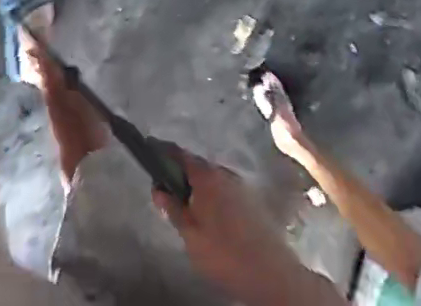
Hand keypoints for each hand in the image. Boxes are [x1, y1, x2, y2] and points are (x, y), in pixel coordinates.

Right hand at [152, 148, 342, 305]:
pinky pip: (226, 190)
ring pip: (213, 179)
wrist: (270, 272)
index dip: (164, 151)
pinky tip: (211, 215)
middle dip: (181, 173)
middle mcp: (224, 172)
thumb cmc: (224, 252)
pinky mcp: (252, 200)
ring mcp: (241, 185)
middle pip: (197, 166)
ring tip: (187, 205)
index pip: (180, 154)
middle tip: (167, 188)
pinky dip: (214, 195)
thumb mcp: (190, 234)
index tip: (149, 148)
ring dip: (199, 186)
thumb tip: (157, 187)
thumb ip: (172, 208)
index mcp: (206, 176)